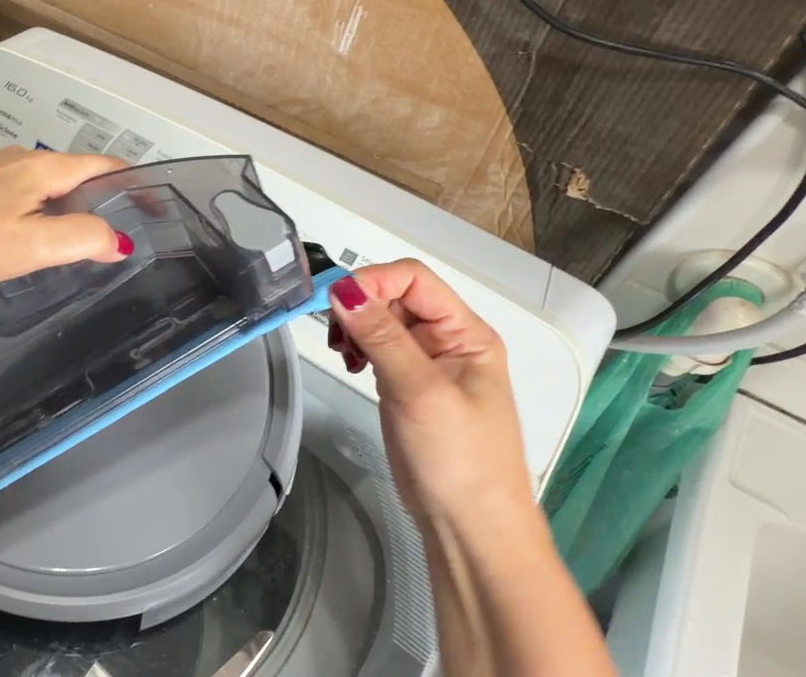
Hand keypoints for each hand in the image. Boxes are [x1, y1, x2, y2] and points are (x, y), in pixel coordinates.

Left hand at [0, 147, 132, 287]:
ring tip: (73, 234)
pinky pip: (17, 186)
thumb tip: (119, 239)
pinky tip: (24, 227)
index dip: (133, 185)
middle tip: (115, 230)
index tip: (153, 207)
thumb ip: (84, 237)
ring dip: (66, 201)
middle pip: (74, 171)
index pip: (103, 166)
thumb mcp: (36, 245)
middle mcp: (18, 157)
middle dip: (99, 196)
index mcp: (42, 168)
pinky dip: (36, 203)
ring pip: (44, 179)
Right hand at [326, 260, 534, 528]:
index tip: (335, 302)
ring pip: (379, 318)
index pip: (413, 279)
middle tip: (336, 334)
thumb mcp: (420, 392)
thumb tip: (342, 290)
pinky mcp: (404, 381)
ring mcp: (425, 361)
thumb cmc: (461, 460)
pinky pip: (375, 344)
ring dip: (353, 325)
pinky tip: (350, 364)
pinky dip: (355, 346)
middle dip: (358, 305)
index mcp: (466, 333)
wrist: (470, 526)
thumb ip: (382, 337)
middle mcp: (446, 339)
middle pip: (393, 295)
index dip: (373, 281)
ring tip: (343, 353)